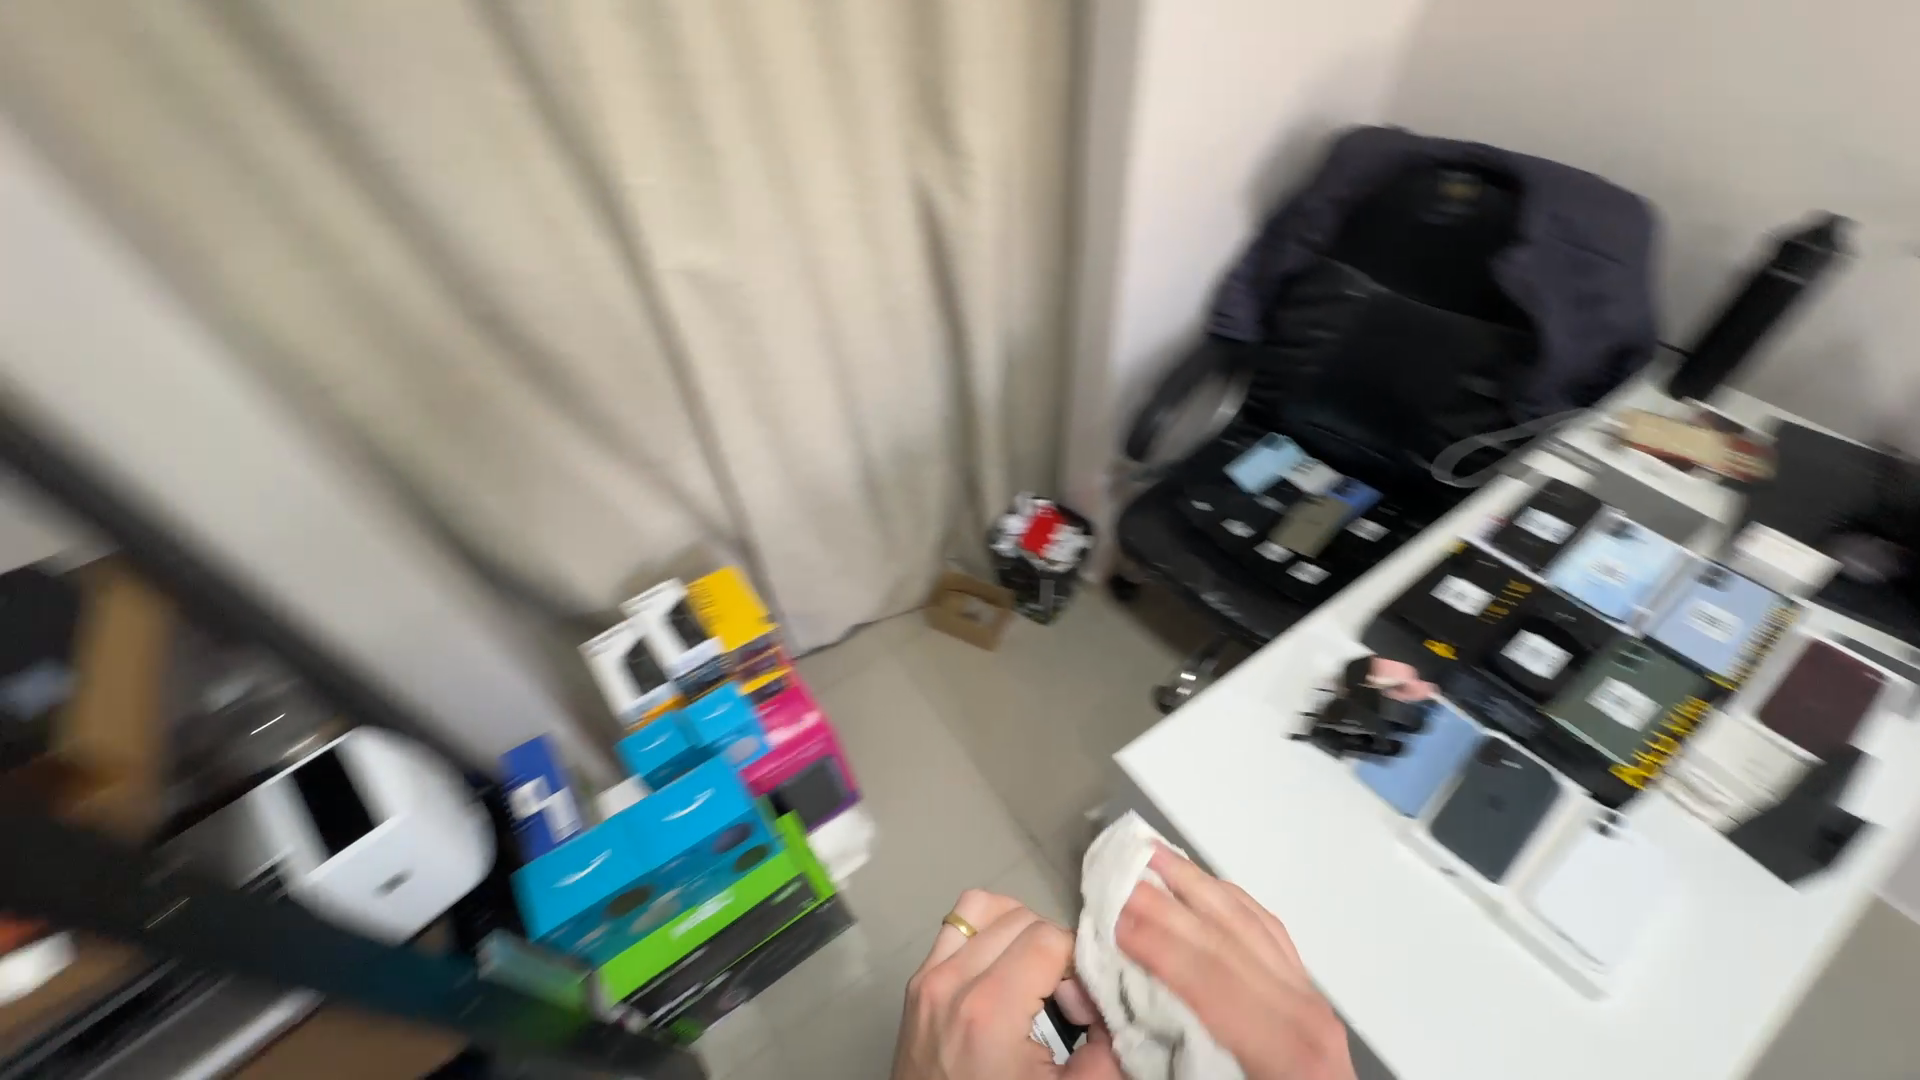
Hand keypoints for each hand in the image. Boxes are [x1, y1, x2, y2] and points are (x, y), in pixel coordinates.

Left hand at [892, 890, 1121, 1079]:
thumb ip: (1103, 1054)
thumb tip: (1112, 1003)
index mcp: (989, 1011)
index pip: (1049, 937)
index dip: (1077, 962)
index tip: (1081, 1004)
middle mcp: (953, 981)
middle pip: (1021, 918)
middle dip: (1053, 947)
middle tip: (1062, 996)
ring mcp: (927, 976)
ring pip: (985, 906)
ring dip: (1017, 928)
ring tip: (1032, 970)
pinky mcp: (916, 981)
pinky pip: (955, 923)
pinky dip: (985, 930)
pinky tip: (1001, 965)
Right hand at [1117, 849, 1354, 1079]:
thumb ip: (1143, 1053)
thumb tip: (1093, 998)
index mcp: (1285, 1052)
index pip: (1212, 982)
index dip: (1160, 945)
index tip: (1115, 920)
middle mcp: (1305, 1014)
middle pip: (1227, 940)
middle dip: (1165, 903)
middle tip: (1117, 875)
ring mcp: (1310, 995)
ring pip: (1246, 921)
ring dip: (1193, 882)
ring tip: (1151, 853)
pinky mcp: (1306, 986)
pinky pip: (1264, 925)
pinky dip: (1226, 896)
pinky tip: (1198, 881)